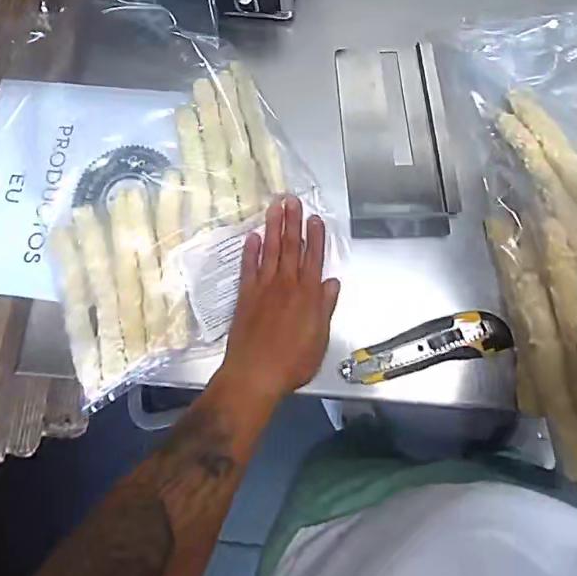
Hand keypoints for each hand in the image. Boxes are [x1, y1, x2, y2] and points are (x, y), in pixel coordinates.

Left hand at [216, 195, 339, 407]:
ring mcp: (264, 288)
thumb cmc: (291, 363)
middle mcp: (286, 285)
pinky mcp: (245, 295)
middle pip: (291, 247)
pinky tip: (253, 236)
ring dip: (274, 227)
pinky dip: (251, 251)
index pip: (313, 258)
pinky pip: (249, 267)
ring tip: (275, 207)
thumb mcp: (319, 339)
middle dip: (293, 221)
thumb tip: (331, 283)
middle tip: (293, 199)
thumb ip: (325, 307)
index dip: (316, 237)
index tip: (315, 218)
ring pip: (271, 250)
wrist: (253, 376)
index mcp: (308, 295)